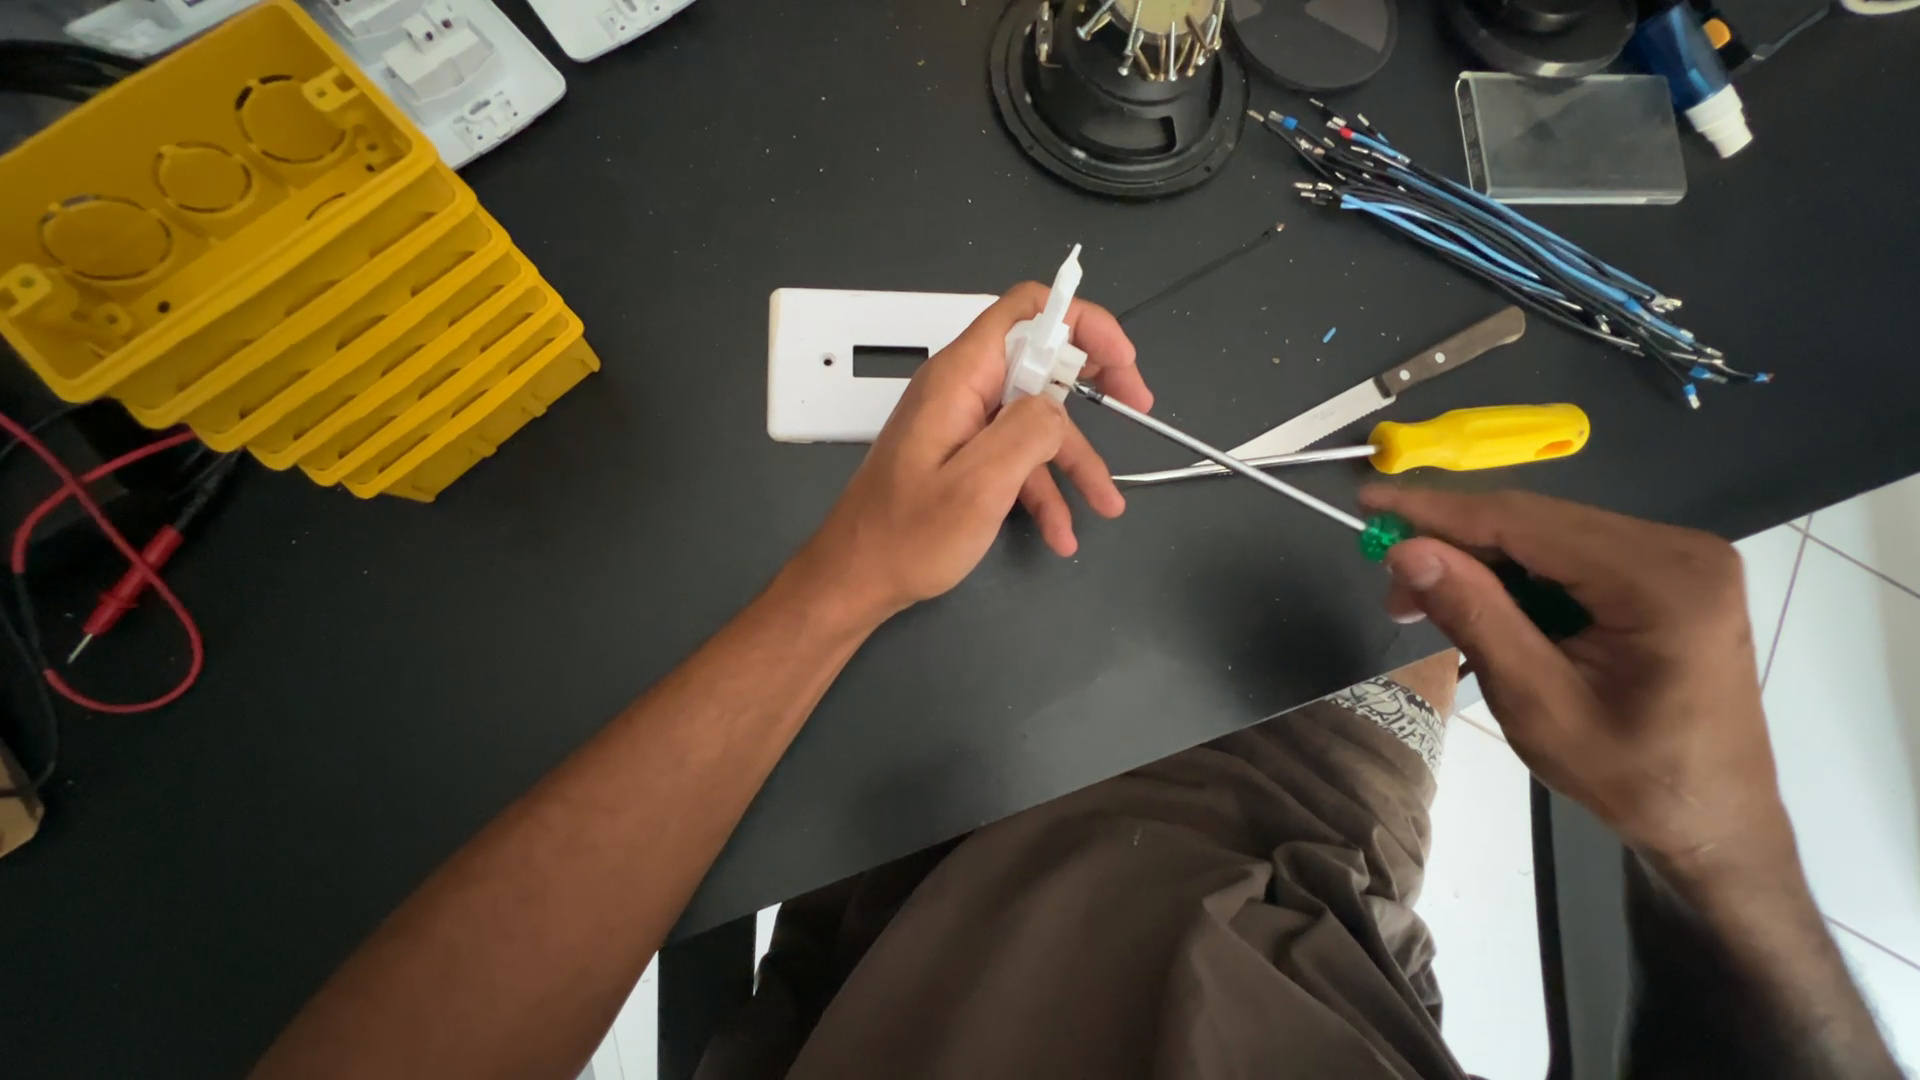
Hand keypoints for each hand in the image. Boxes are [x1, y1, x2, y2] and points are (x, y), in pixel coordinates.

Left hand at [787, 282, 1151, 625]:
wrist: (857, 578)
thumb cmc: (909, 534)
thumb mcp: (979, 484)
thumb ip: (1029, 432)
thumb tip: (1058, 412)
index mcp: (960, 377)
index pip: (1027, 311)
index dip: (1082, 322)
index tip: (1121, 360)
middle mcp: (962, 390)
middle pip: (1040, 363)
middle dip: (1092, 387)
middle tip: (1138, 405)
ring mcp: (962, 426)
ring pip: (1034, 424)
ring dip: (1075, 463)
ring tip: (1107, 506)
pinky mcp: (962, 459)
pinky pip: (1013, 460)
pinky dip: (1042, 491)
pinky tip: (1063, 533)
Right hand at [1360, 487, 1796, 884]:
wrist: (1711, 819)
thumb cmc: (1627, 774)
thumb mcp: (1534, 701)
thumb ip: (1473, 616)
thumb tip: (1405, 550)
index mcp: (1662, 581)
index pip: (1523, 521)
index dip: (1436, 510)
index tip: (1367, 503)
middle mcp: (1678, 549)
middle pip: (1531, 520)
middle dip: (1449, 544)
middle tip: (1391, 590)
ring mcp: (1675, 557)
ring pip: (1540, 533)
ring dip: (1473, 561)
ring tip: (1421, 605)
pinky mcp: (1662, 572)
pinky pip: (1562, 552)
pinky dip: (1507, 573)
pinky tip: (1477, 604)